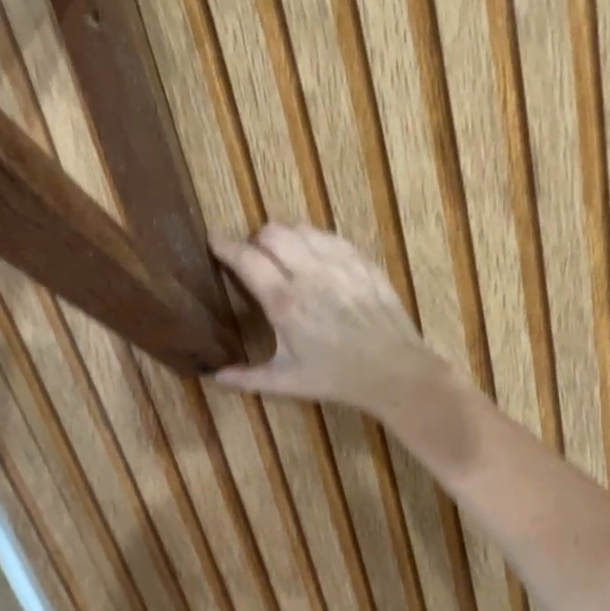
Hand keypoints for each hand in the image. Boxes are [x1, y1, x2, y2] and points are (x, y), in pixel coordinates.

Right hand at [210, 224, 453, 417]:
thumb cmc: (337, 378)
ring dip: (285, 236)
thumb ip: (249, 377)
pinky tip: (315, 256)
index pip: (246, 259)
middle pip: (272, 233)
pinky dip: (315, 239)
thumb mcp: (288, 382)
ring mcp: (338, 264)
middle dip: (256, 239)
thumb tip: (216, 376)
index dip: (225, 247)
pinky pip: (330, 236)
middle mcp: (308, 274)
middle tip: (254, 255)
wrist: (395, 371)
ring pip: (301, 228)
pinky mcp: (362, 262)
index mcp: (284, 302)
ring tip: (284, 253)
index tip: (214, 242)